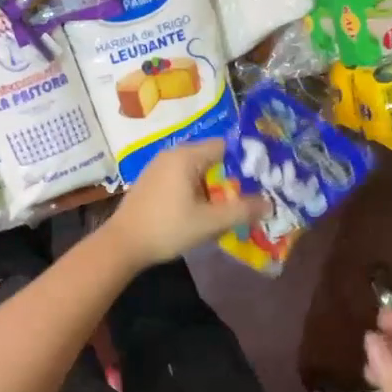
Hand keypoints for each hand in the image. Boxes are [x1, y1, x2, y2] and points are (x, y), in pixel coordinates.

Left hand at [100, 139, 267, 267]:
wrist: (122, 245)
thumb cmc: (167, 228)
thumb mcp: (209, 222)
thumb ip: (241, 211)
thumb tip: (269, 204)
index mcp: (186, 156)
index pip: (225, 147)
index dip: (246, 161)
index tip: (261, 180)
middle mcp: (171, 155)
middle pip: (211, 159)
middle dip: (231, 179)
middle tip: (250, 197)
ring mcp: (157, 169)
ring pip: (196, 172)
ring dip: (213, 189)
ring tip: (230, 208)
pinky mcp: (150, 184)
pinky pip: (182, 181)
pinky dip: (196, 193)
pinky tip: (203, 213)